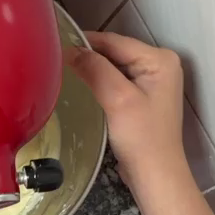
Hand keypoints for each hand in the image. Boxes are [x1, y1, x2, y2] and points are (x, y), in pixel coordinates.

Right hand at [69, 31, 193, 194]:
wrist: (154, 173)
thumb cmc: (141, 137)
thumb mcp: (117, 98)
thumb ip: (95, 69)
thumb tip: (68, 49)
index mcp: (159, 59)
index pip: (114, 41)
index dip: (84, 42)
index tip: (54, 46)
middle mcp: (160, 64)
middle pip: (114, 52)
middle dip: (87, 55)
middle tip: (55, 60)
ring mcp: (152, 80)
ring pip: (113, 66)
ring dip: (91, 68)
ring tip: (62, 71)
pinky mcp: (143, 95)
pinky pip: (116, 79)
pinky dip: (99, 81)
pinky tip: (81, 86)